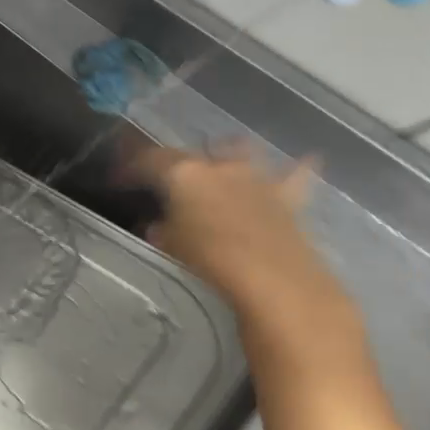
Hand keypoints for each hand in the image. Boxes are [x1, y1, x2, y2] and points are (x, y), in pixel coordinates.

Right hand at [124, 140, 341, 311]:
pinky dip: (300, 167)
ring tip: (223, 151)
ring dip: (230, 150)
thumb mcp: (170, 242)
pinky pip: (295, 175)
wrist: (275, 279)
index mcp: (180, 173)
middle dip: (172, 160)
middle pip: (188, 154)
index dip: (129, 170)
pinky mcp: (285, 197)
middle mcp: (216, 166)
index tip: (118, 181)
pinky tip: (311, 157)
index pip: (145, 161)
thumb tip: (156, 226)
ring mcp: (254, 178)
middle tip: (162, 173)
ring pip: (239, 150)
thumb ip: (162, 227)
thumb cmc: (209, 257)